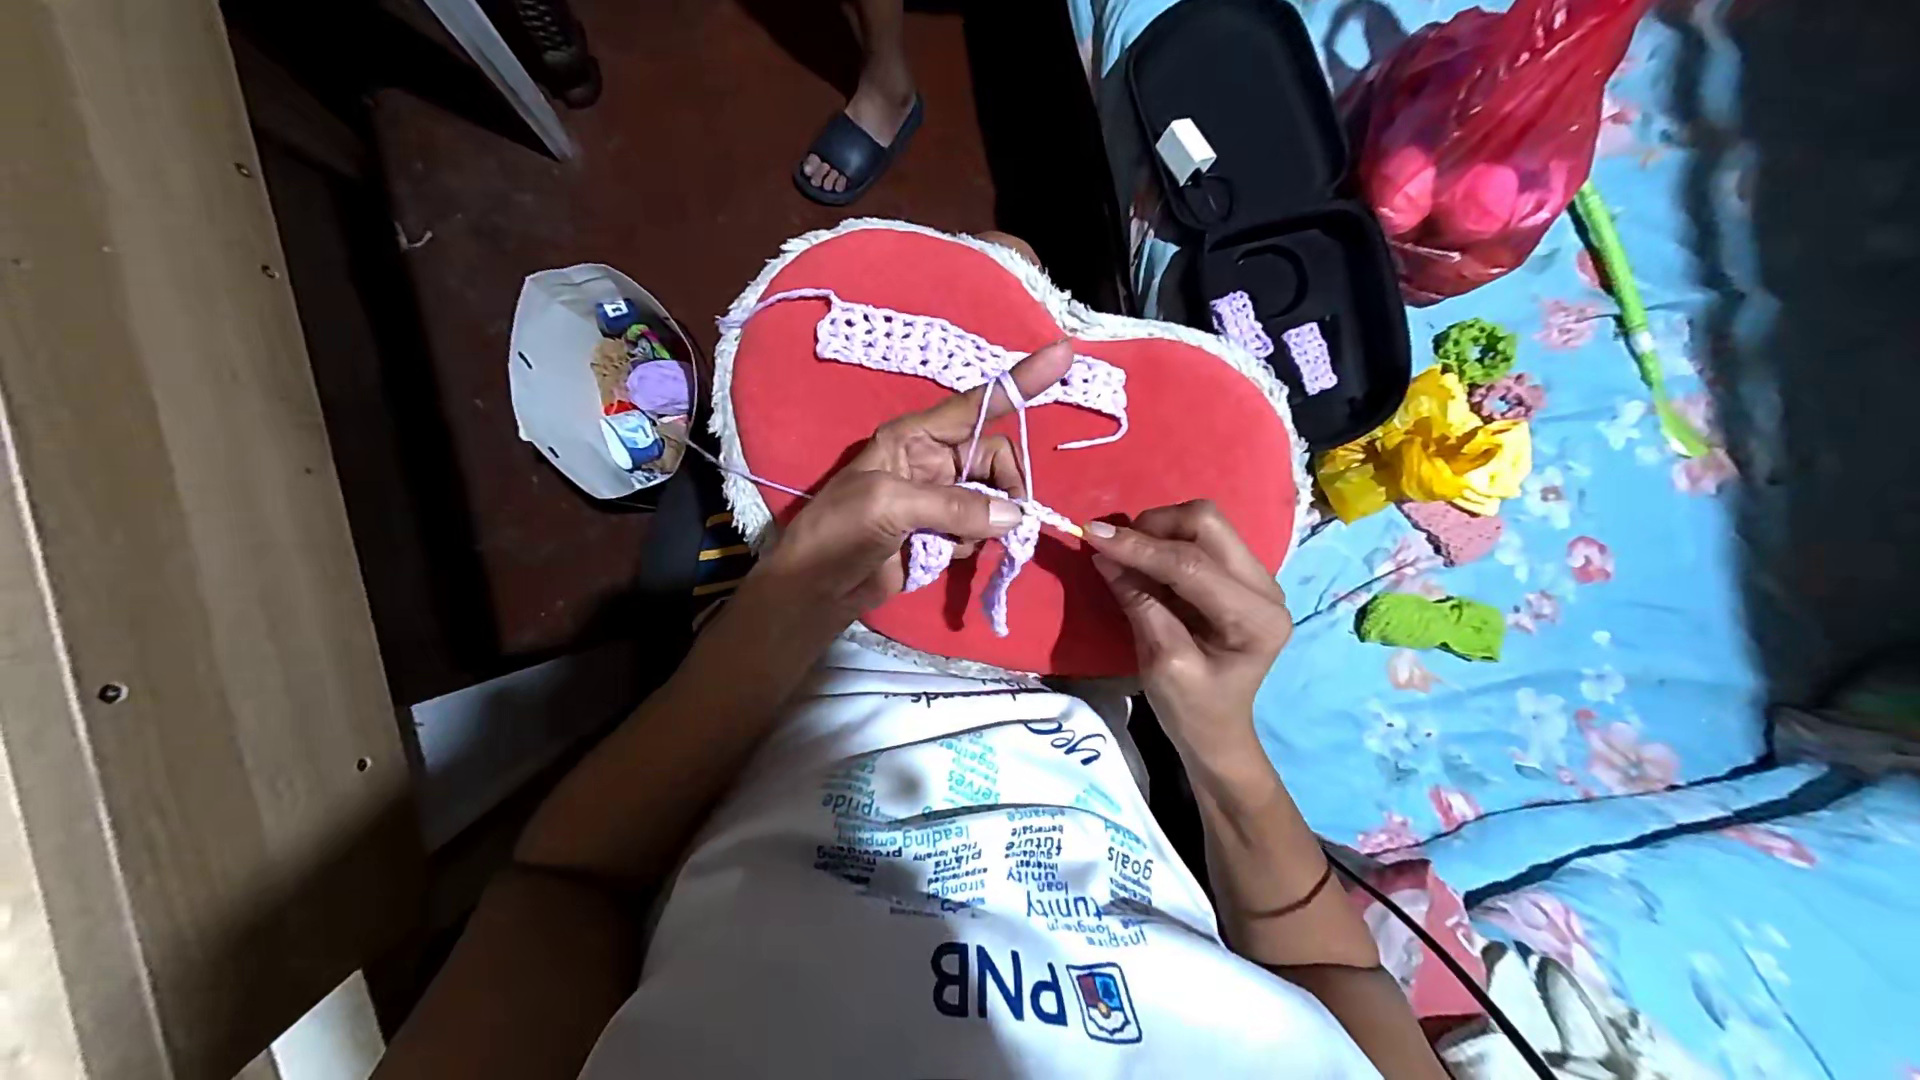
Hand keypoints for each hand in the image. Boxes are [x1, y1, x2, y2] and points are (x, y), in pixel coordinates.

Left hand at [741, 340, 1075, 624]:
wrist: (816, 587)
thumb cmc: (839, 532)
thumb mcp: (889, 506)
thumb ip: (955, 506)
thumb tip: (1014, 515)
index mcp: (915, 436)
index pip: (978, 404)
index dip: (1022, 381)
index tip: (1063, 354)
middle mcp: (933, 460)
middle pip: (995, 457)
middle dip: (1008, 484)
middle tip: (1011, 517)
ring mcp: (940, 497)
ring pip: (993, 497)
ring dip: (989, 520)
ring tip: (957, 542)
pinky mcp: (942, 530)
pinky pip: (980, 528)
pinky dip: (975, 542)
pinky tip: (946, 554)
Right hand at [1083, 501, 1292, 775]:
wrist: (1216, 730)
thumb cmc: (1190, 708)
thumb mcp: (1161, 662)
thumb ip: (1138, 602)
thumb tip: (1104, 554)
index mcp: (1255, 618)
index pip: (1191, 564)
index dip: (1138, 547)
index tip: (1091, 534)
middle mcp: (1266, 587)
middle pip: (1207, 523)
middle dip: (1153, 527)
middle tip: (1115, 548)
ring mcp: (1255, 577)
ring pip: (1204, 523)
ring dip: (1157, 530)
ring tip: (1127, 556)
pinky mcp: (1238, 574)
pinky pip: (1200, 538)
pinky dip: (1164, 541)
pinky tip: (1143, 562)